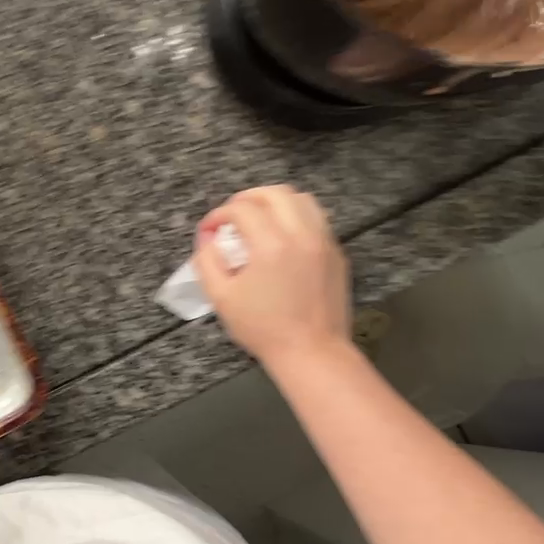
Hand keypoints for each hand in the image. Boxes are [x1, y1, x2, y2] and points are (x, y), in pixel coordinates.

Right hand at [194, 185, 351, 368]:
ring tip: (258, 219)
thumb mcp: (221, 298)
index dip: (218, 215)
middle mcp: (301, 234)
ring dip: (275, 202)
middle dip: (247, 198)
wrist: (311, 351)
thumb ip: (207, 262)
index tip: (209, 230)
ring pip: (302, 200)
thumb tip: (207, 238)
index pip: (241, 209)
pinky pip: (317, 219)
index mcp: (271, 245)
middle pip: (275, 193)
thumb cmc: (262, 328)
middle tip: (231, 215)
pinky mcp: (336, 253)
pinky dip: (294, 217)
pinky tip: (280, 238)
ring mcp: (324, 242)